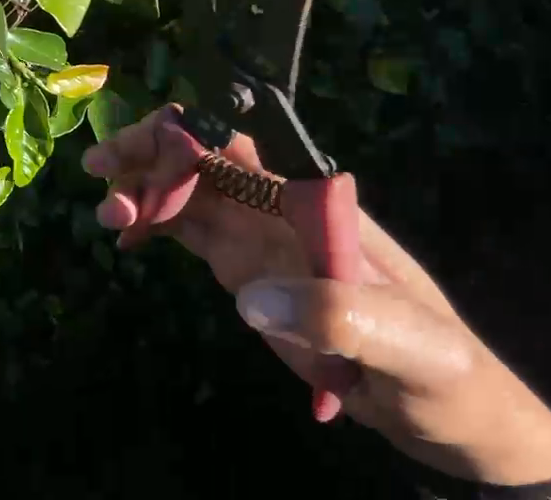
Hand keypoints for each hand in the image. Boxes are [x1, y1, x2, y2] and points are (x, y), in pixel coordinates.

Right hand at [82, 108, 550, 489]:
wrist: (452, 414)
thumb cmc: (441, 372)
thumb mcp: (407, 347)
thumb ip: (335, 314)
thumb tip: (249, 297)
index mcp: (310, 205)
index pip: (235, 144)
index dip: (182, 137)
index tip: (138, 156)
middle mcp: (274, 207)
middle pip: (197, 157)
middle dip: (144, 155)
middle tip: (97, 171)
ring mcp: (256, 235)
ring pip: (181, 189)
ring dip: (139, 191)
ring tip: (107, 217)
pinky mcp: (243, 265)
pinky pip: (184, 227)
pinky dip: (149, 224)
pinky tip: (124, 239)